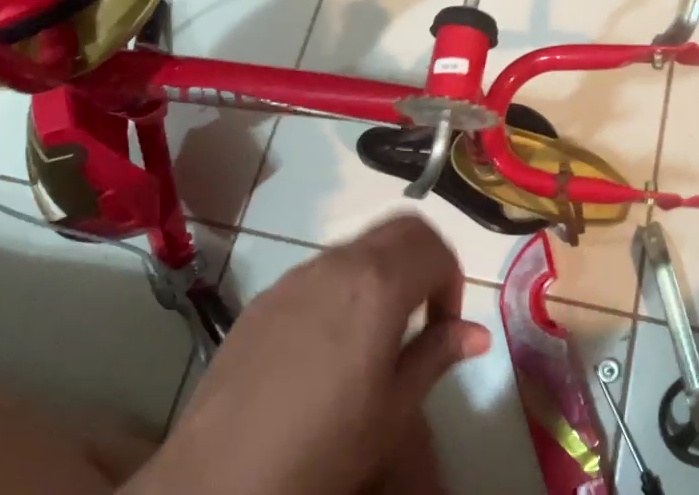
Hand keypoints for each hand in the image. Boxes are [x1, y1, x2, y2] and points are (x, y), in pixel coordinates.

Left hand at [127, 216, 490, 494]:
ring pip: (358, 246)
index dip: (452, 280)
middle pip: (399, 229)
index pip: (434, 247)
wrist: (220, 475)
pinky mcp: (265, 298)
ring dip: (385, 269)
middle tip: (425, 313)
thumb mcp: (395, 410)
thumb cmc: (323, 446)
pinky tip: (332, 343)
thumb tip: (477, 333)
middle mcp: (338, 264)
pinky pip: (320, 271)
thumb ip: (438, 356)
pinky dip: (345, 285)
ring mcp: (296, 277)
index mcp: (378, 284)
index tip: (446, 325)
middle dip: (425, 259)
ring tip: (380, 331)